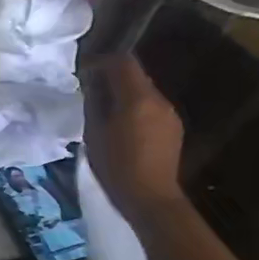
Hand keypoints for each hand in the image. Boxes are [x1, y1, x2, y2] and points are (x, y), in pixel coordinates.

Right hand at [82, 56, 185, 222]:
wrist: (150, 198)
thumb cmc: (116, 166)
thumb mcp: (94, 133)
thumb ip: (94, 103)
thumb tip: (93, 84)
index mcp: (137, 98)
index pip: (123, 62)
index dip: (102, 62)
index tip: (85, 72)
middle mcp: (159, 100)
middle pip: (135, 76)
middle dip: (113, 78)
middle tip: (91, 93)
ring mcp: (169, 114)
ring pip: (144, 93)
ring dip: (124, 95)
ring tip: (105, 112)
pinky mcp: (173, 129)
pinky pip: (151, 109)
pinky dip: (135, 109)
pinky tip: (123, 128)